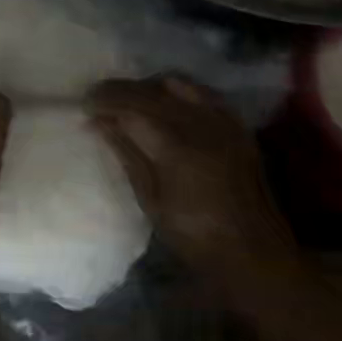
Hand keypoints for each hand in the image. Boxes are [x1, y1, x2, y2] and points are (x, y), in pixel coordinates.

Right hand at [91, 76, 304, 294]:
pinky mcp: (236, 126)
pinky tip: (164, 98)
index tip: (84, 104)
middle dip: (119, 90)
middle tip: (97, 96)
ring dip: (147, 86)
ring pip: (177, 85)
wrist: (257, 254)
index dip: (105, 102)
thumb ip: (127, 155)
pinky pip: (203, 92)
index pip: (132, 110)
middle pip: (151, 93)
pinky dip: (178, 90)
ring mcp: (222, 123)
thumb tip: (98, 123)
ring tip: (128, 98)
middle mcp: (201, 127)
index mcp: (177, 151)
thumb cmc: (197, 238)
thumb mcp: (152, 202)